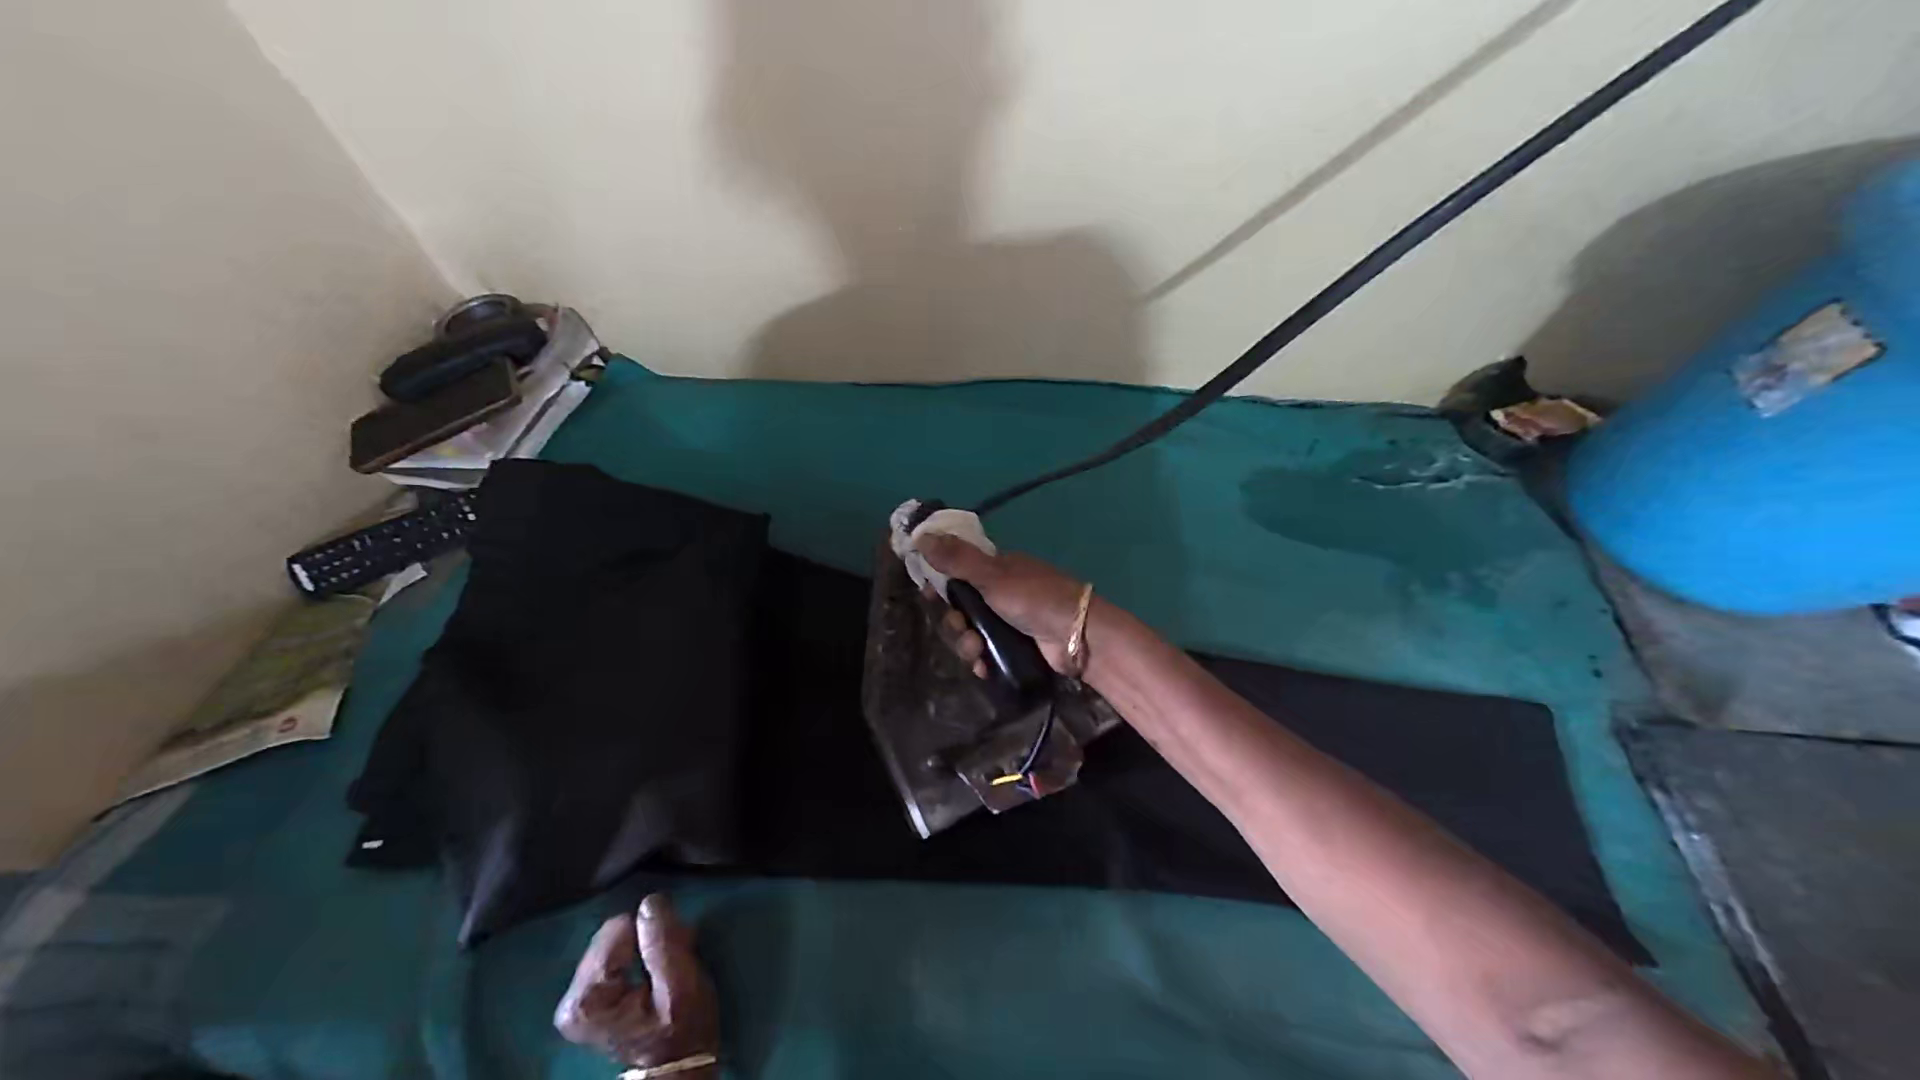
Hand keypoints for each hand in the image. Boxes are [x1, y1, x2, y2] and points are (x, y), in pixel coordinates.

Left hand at [554, 894, 719, 1074]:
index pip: (619, 929)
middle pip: (613, 933)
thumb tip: (649, 903)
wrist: (677, 1065)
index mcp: (588, 999)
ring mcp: (574, 999)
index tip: (670, 955)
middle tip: (668, 963)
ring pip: (614, 939)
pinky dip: (634, 955)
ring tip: (661, 969)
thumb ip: (664, 943)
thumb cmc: (683, 1028)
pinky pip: (612, 951)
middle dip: (645, 939)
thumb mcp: (683, 984)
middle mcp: (570, 999)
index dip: (650, 935)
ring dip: (642, 946)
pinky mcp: (584, 997)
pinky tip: (648, 974)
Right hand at [916, 533, 1087, 676]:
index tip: (927, 595)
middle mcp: (999, 594)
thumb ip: (957, 559)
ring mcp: (1007, 622)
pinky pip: (985, 655)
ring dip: (966, 645)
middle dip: (954, 622)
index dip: (940, 584)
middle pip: (959, 608)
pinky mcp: (1014, 649)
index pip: (956, 572)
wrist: (1079, 637)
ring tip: (976, 652)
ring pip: (970, 634)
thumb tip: (920, 535)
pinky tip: (983, 668)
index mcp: (996, 570)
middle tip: (962, 628)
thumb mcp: (993, 576)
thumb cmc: (1035, 598)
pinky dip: (981, 662)